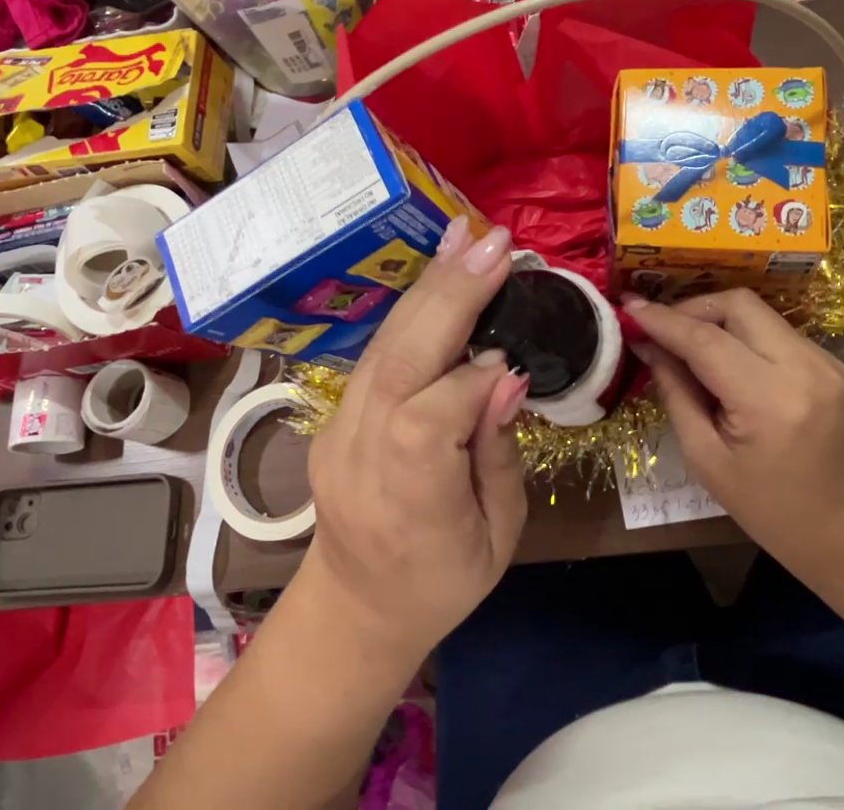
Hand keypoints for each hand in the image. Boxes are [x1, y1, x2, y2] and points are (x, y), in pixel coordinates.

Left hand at [303, 217, 530, 656]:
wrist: (357, 606)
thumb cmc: (442, 582)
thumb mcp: (497, 534)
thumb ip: (498, 451)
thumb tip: (504, 375)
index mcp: (408, 503)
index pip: (432, 416)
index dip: (474, 380)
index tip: (512, 360)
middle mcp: (360, 458)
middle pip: (400, 361)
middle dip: (450, 295)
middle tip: (495, 243)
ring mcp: (335, 435)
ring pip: (381, 347)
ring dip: (427, 287)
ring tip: (464, 237)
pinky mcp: (331, 419)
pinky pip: (373, 356)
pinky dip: (408, 312)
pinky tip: (435, 277)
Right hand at [626, 289, 843, 564]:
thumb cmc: (769, 509)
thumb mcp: (706, 459)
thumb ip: (676, 394)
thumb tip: (648, 345)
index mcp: (771, 401)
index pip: (706, 341)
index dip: (663, 320)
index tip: (628, 308)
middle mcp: (804, 368)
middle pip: (738, 305)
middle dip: (691, 309)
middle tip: (659, 330)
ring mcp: (824, 361)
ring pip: (757, 312)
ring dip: (715, 319)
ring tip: (685, 346)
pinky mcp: (831, 362)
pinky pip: (774, 330)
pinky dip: (741, 334)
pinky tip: (723, 362)